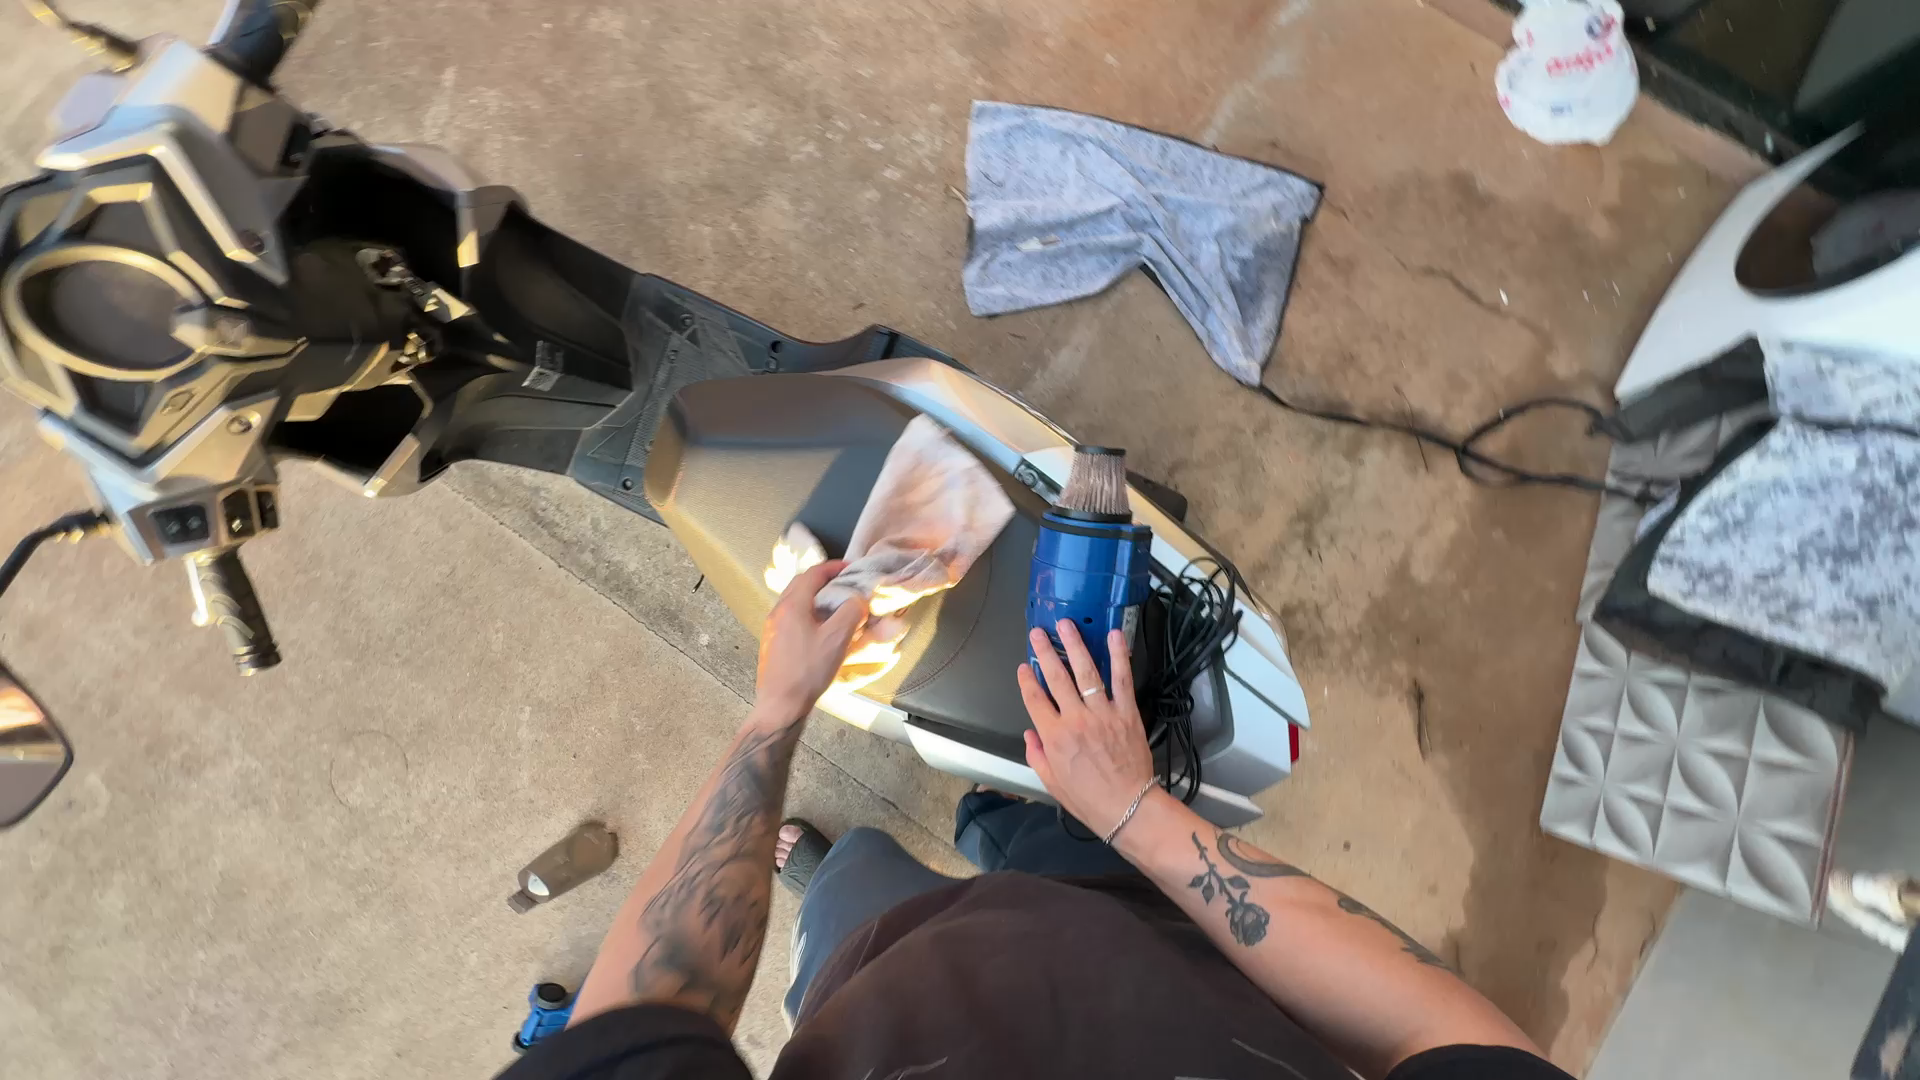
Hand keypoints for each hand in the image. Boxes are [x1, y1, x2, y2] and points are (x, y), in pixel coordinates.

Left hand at [754, 560, 866, 725]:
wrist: (780, 705)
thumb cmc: (809, 670)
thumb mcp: (837, 638)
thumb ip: (851, 612)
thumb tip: (857, 600)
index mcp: (791, 605)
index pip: (813, 574)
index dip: (834, 567)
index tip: (851, 568)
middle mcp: (778, 611)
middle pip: (800, 584)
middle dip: (823, 579)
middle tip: (844, 583)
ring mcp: (772, 628)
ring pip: (795, 601)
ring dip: (815, 597)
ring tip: (835, 604)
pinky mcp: (773, 643)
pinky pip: (792, 617)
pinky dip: (809, 612)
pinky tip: (821, 627)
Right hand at [1017, 620, 1155, 836]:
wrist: (1128, 807)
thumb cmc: (1089, 799)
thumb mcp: (1051, 783)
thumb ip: (1036, 756)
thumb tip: (1029, 735)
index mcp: (1054, 737)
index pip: (1034, 699)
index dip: (1026, 680)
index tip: (1023, 666)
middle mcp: (1075, 719)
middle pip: (1055, 677)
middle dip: (1045, 651)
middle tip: (1038, 632)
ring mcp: (1102, 713)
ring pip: (1085, 671)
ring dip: (1074, 645)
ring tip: (1066, 625)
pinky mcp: (1126, 713)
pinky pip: (1122, 679)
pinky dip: (1118, 656)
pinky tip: (1114, 636)